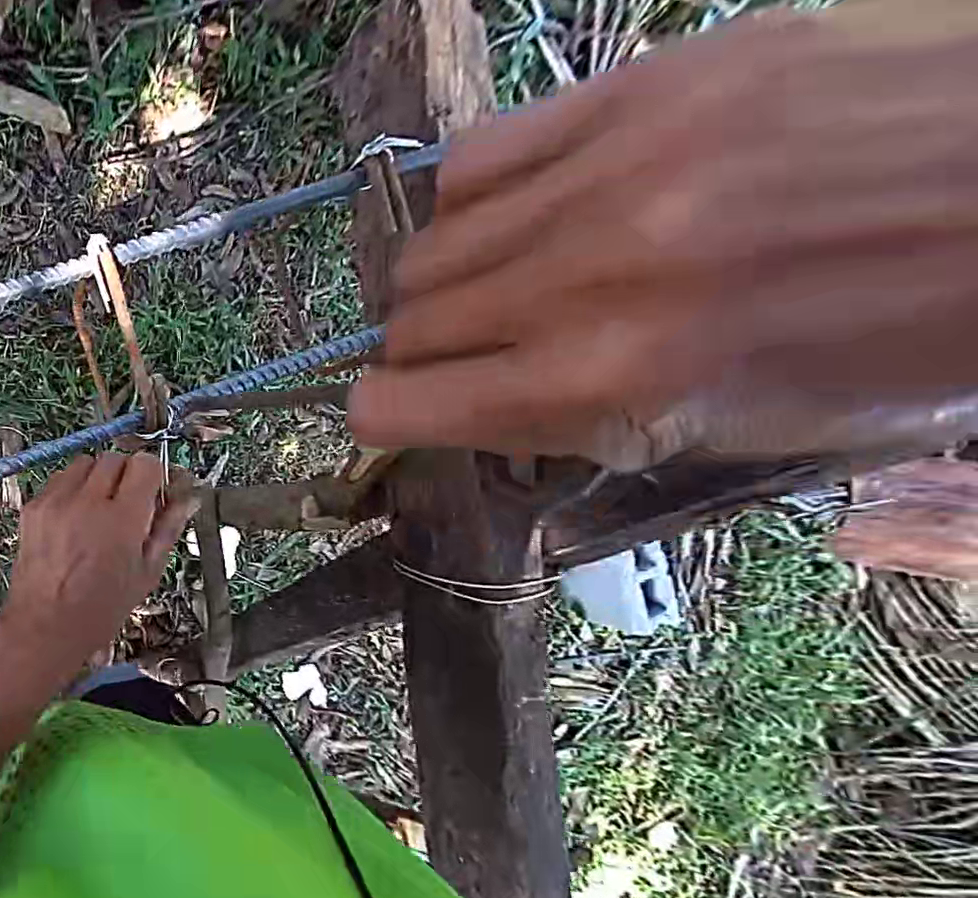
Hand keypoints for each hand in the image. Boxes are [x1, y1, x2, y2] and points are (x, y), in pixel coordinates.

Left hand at [0, 453, 194, 690]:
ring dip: (97, 478)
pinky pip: (59, 481)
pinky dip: (72, 491)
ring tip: (99, 511)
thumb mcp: (147, 573)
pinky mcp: (33, 507)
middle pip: (115, 458)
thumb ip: (168, 527)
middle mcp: (86, 503)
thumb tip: (186, 497)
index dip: (154, 476)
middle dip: (127, 475)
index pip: (146, 465)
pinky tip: (75, 520)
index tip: (154, 492)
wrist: (45, 625)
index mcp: (121, 520)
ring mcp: (55, 502)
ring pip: (85, 463)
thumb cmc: (99, 608)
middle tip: (129, 504)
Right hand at [348, 0, 977, 469]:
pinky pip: (473, 158)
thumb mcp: (702, 437)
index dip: (384, 413)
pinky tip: (525, 209)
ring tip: (508, 275)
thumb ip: (547, 424)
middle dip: (424, 349)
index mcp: (596, 386)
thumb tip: (441, 404)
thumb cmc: (882, 346)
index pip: (388, 406)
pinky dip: (473, 198)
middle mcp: (578, 283)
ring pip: (425, 250)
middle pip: (403, 326)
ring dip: (447, 280)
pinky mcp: (644, 89)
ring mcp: (609, 176)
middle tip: (478, 346)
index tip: (406, 405)